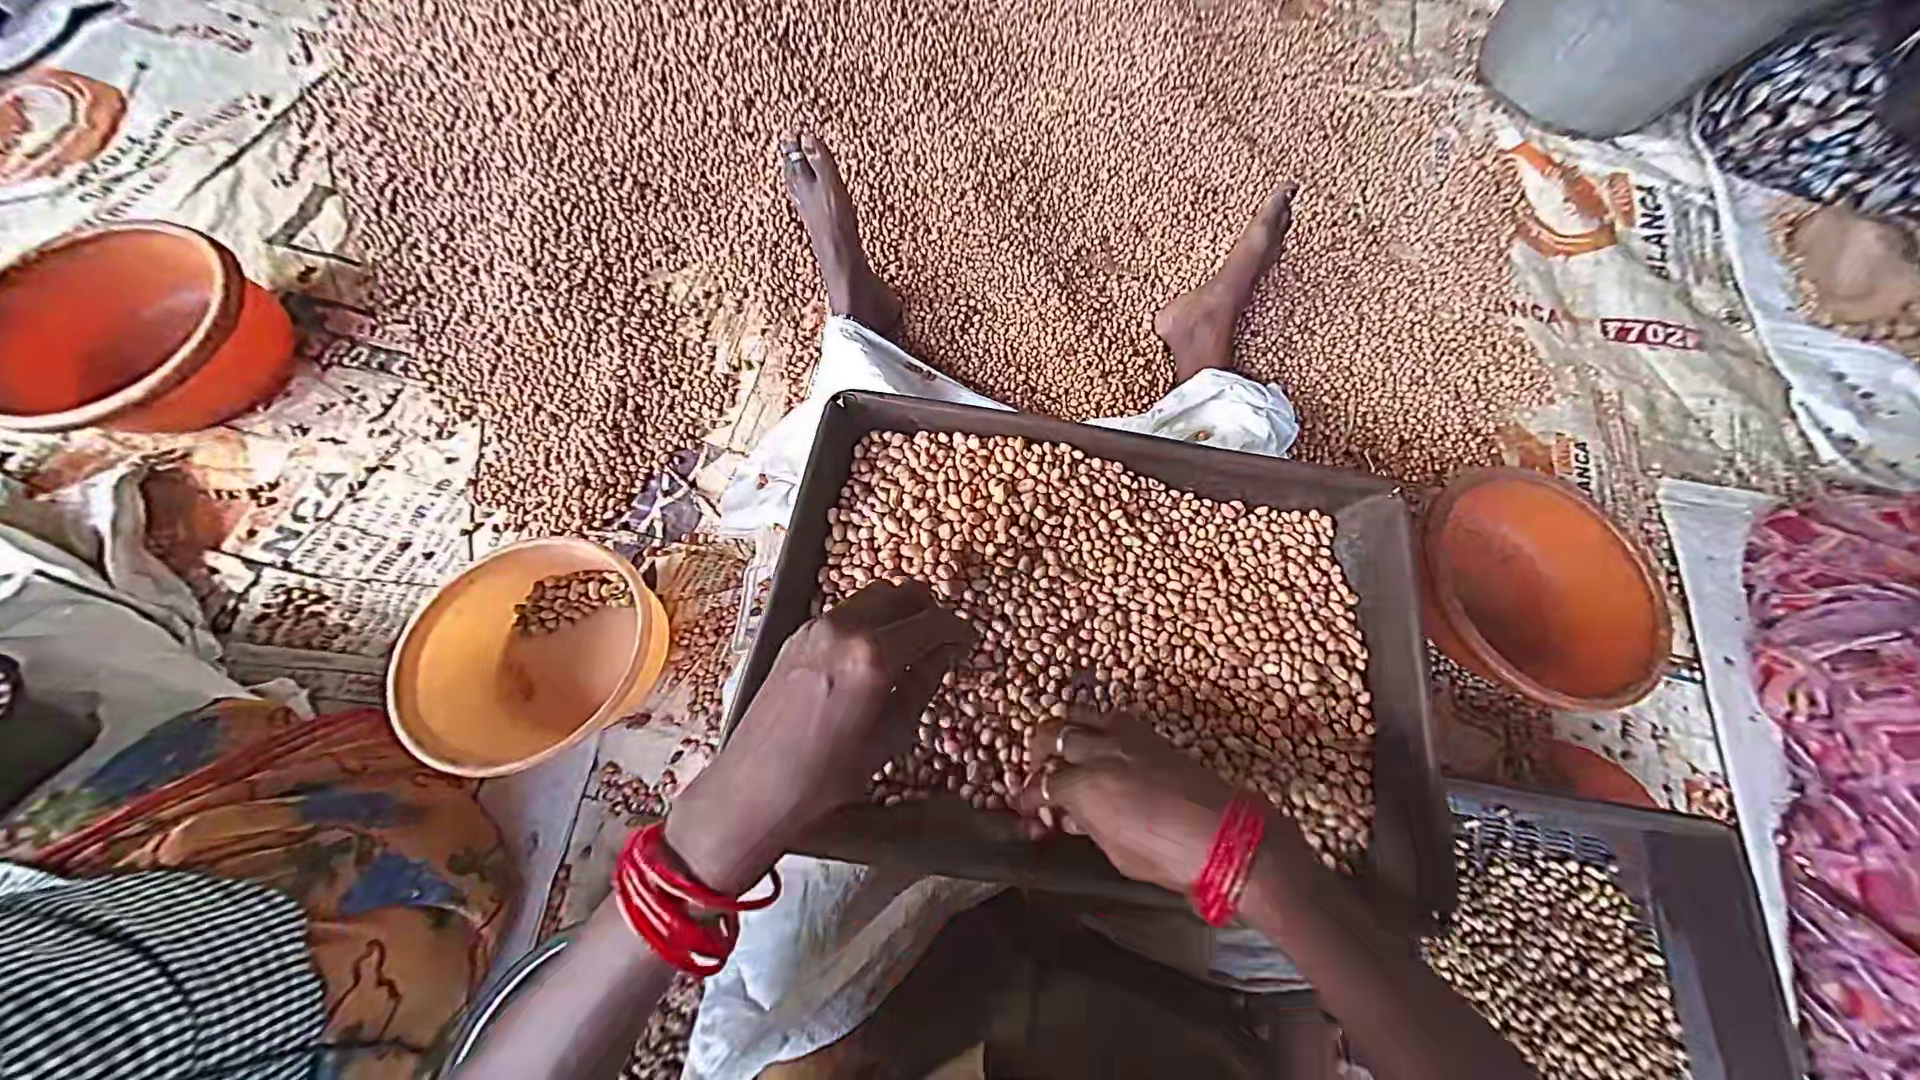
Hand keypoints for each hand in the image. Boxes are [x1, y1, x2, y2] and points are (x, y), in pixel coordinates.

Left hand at [665, 579, 973, 892]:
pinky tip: (873, 651)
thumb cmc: (829, 773)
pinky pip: (847, 611)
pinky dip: (870, 619)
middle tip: (941, 638)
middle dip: (929, 610)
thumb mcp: (892, 733)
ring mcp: (816, 626)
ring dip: (899, 611)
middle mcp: (844, 628)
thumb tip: (946, 652)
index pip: (931, 622)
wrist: (756, 784)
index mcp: (872, 655)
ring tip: (909, 644)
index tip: (967, 640)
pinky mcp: (799, 634)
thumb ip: (924, 682)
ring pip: (873, 596)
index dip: (957, 629)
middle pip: (903, 593)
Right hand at [1013, 708, 1313, 895]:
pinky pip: (1109, 717)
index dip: (1027, 796)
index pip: (1041, 784)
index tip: (1023, 805)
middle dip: (1036, 753)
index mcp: (1084, 786)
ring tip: (1060, 747)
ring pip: (1077, 715)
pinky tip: (1097, 742)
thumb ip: (1087, 824)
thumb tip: (1071, 814)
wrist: (1227, 837)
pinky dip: (1094, 726)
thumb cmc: (1168, 857)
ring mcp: (1124, 737)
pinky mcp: (1147, 734)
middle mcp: (1098, 752)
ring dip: (1062, 730)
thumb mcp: (1115, 852)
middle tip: (1035, 770)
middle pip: (1051, 736)